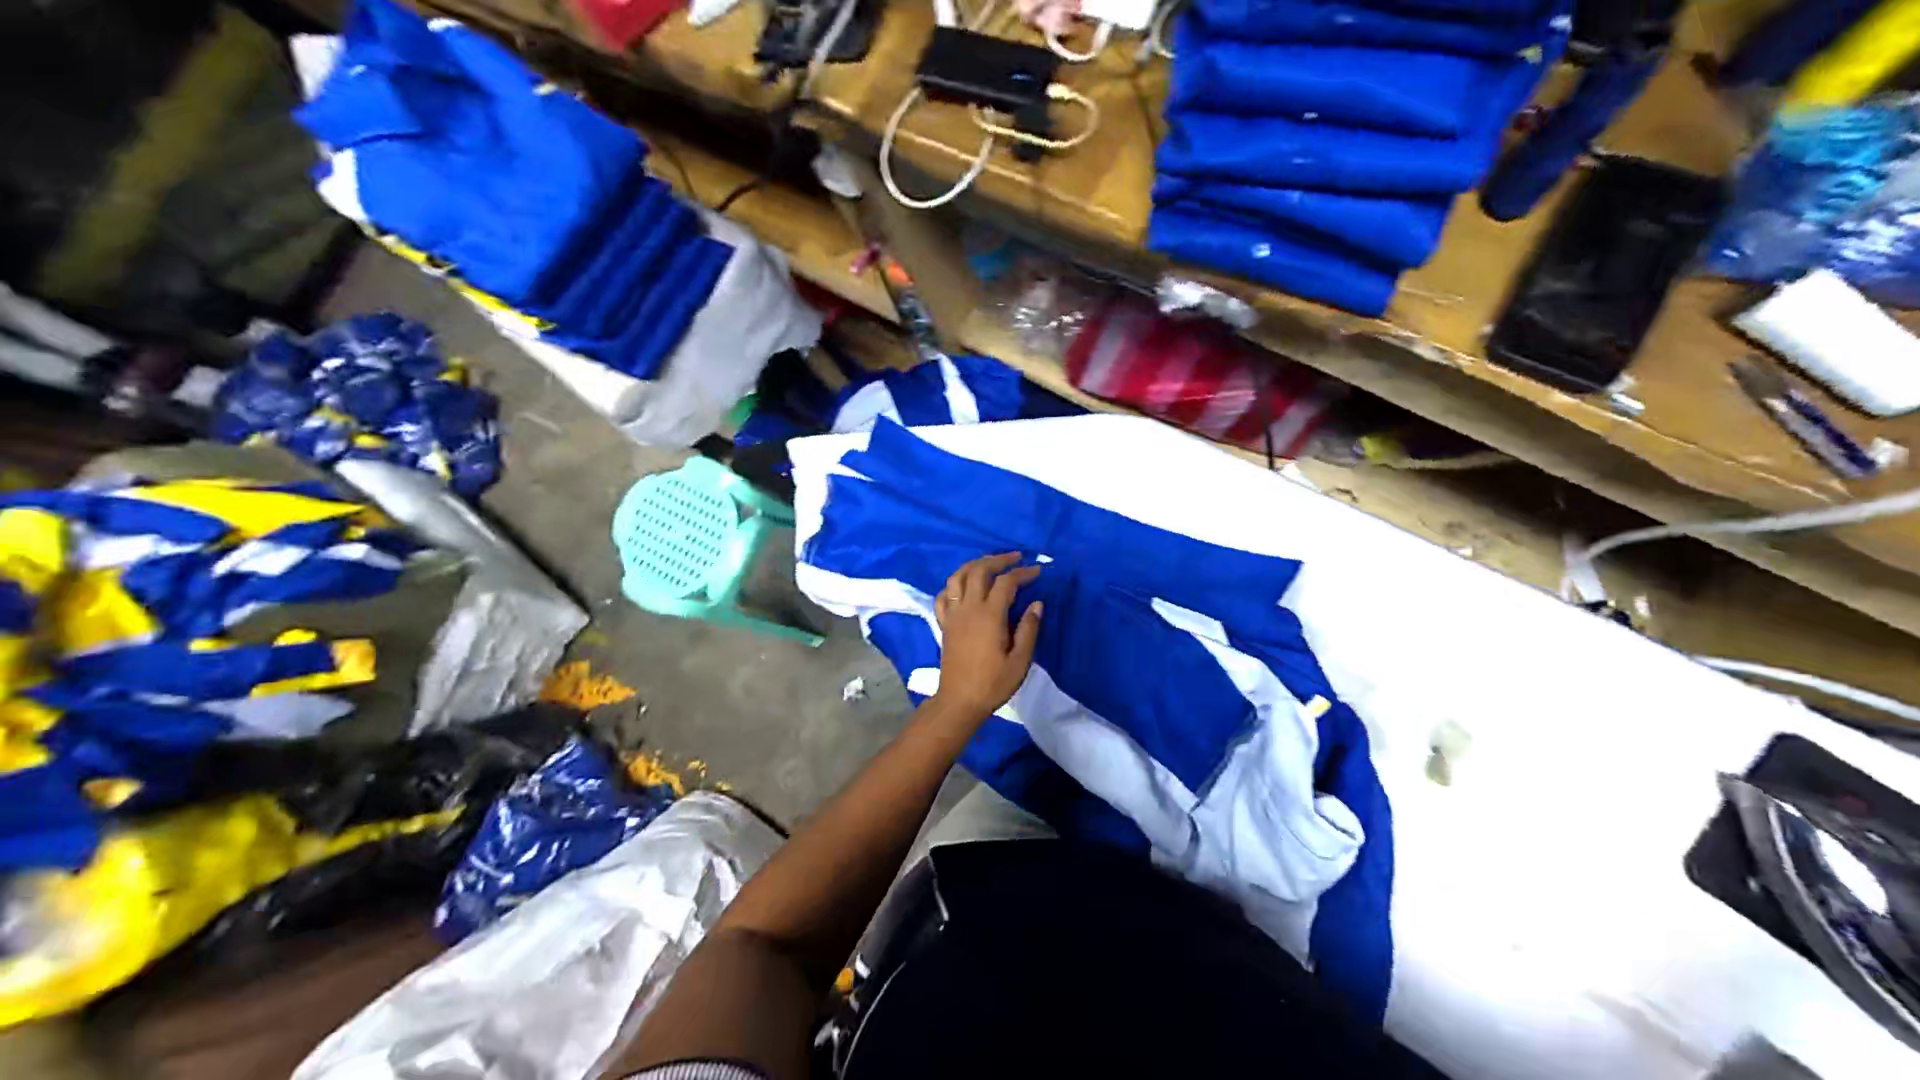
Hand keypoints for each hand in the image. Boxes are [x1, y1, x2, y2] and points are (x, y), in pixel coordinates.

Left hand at [933, 553, 1042, 720]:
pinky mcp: (944, 624)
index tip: (1037, 570)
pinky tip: (963, 586)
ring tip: (989, 564)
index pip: (1006, 582)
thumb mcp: (1020, 660)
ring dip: (974, 565)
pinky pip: (944, 595)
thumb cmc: (993, 683)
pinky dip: (954, 584)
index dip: (1022, 573)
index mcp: (989, 615)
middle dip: (998, 560)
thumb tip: (1037, 604)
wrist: (960, 701)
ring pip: (957, 577)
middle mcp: (968, 608)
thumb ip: (1029, 629)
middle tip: (1015, 557)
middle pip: (979, 570)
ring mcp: (952, 614)